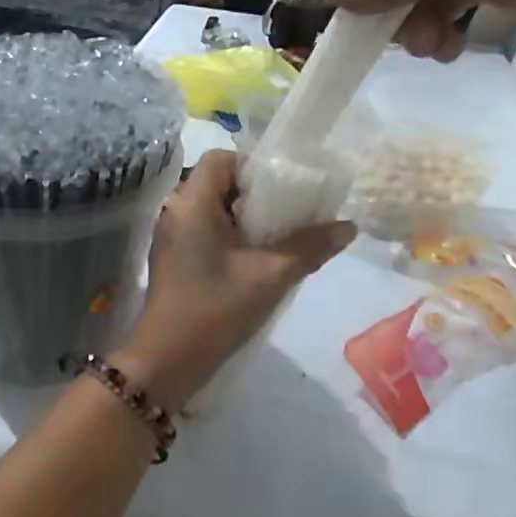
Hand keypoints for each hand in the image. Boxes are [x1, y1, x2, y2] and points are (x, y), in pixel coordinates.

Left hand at [117, 151, 355, 408]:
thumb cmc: (216, 307)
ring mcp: (170, 237)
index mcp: (192, 201)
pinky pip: (204, 233)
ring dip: (244, 220)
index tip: (283, 191)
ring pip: (212, 211)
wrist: (168, 359)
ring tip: (277, 241)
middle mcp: (175, 211)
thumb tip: (347, 227)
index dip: (254, 167)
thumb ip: (309, 246)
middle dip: (255, 197)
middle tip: (288, 217)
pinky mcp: (171, 259)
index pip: (221, 158)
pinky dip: (229, 239)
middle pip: (218, 183)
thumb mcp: (270, 275)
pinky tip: (254, 263)